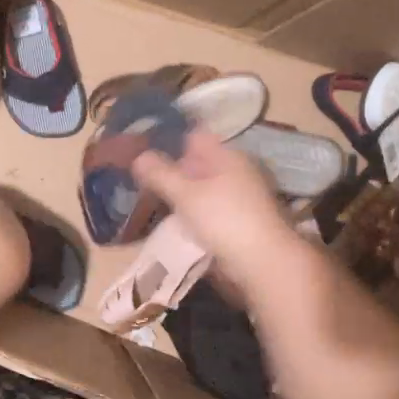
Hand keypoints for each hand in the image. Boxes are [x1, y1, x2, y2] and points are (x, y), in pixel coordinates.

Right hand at [134, 132, 298, 285]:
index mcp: (227, 157)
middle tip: (140, 181)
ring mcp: (238, 195)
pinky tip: (173, 221)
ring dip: (178, 194)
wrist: (261, 260)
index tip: (143, 153)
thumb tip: (138, 157)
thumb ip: (160, 175)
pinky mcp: (237, 218)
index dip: (169, 142)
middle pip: (196, 163)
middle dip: (170, 171)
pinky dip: (190, 211)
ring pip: (200, 187)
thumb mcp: (185, 195)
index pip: (194, 138)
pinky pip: (207, 206)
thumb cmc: (223, 219)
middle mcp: (235, 171)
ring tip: (150, 203)